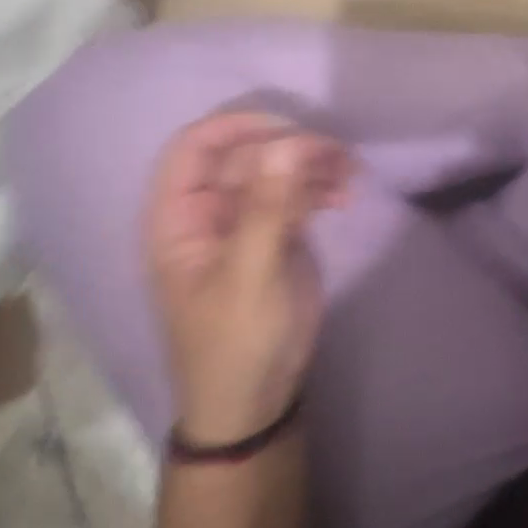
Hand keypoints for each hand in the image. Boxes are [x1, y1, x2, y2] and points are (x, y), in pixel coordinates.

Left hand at [144, 112, 352, 443]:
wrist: (256, 400)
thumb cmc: (237, 343)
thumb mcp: (250, 276)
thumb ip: (266, 208)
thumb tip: (286, 143)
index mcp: (178, 219)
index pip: (193, 148)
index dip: (237, 128)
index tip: (290, 129)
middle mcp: (208, 212)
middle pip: (244, 152)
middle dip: (289, 146)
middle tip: (335, 155)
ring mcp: (244, 222)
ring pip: (275, 168)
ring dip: (312, 162)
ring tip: (349, 173)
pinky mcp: (276, 235)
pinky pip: (296, 192)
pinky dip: (322, 186)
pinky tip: (346, 196)